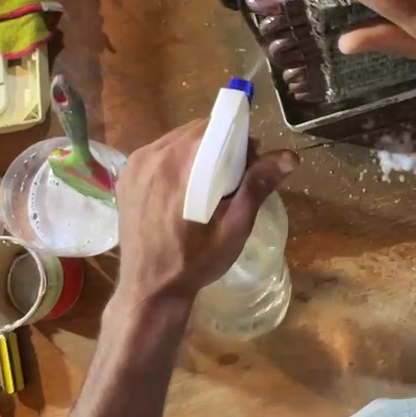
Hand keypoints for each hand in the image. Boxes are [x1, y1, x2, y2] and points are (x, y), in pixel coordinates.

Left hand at [112, 119, 297, 311]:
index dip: (239, 139)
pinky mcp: (126, 176)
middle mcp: (152, 155)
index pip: (216, 126)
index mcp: (179, 164)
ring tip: (209, 186)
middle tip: (233, 180)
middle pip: (197, 131)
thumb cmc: (196, 260)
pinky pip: (159, 153)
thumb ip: (258, 185)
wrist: (150, 290)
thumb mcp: (235, 226)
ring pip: (177, 140)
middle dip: (219, 146)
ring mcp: (135, 165)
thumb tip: (290, 156)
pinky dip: (176, 161)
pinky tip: (184, 189)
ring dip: (198, 152)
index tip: (249, 165)